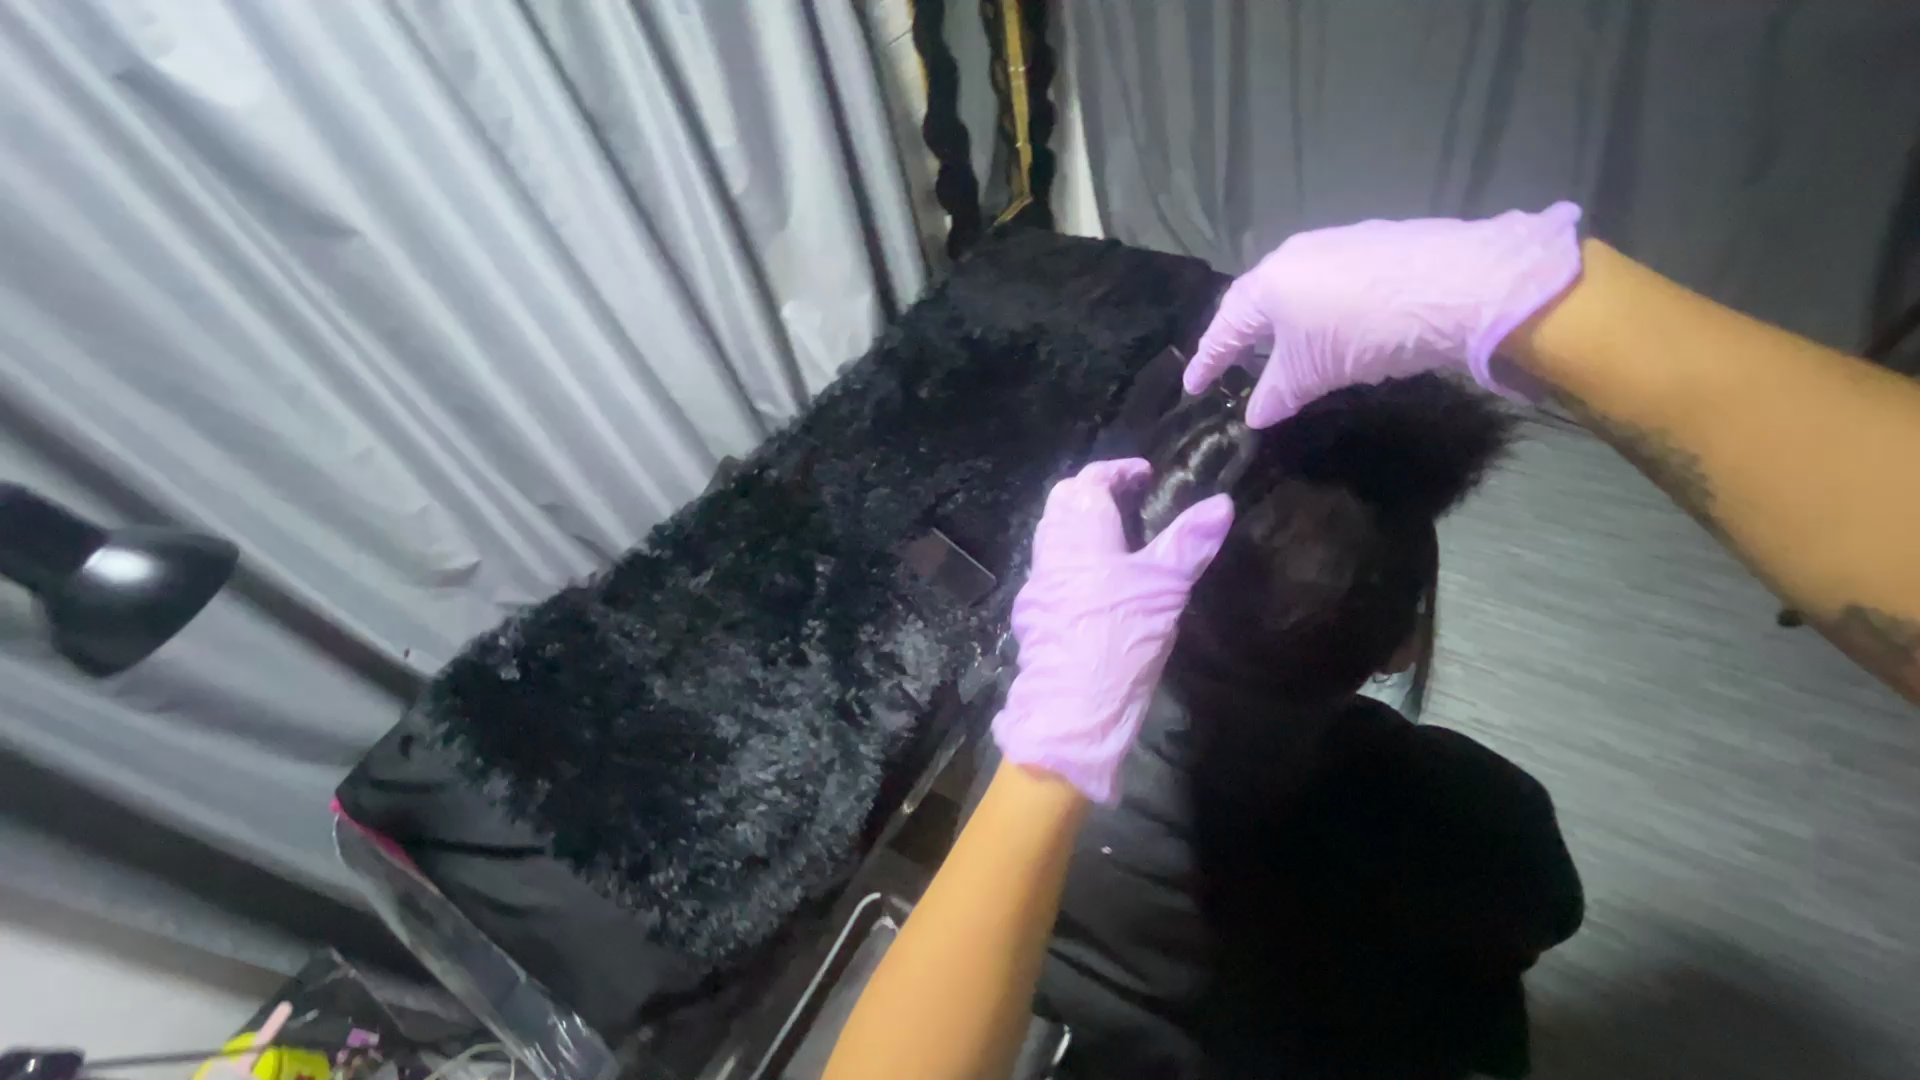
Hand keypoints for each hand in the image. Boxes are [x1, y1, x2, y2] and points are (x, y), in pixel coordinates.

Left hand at [991, 459, 1233, 802]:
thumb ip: (1189, 542)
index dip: (1115, 470)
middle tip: (1129, 498)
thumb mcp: (1165, 587)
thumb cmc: (1119, 637)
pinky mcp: (1035, 613)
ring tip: (1117, 534)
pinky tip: (1097, 578)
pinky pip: (1052, 567)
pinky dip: (1073, 556)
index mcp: (1078, 533)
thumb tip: (1221, 502)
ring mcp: (1038, 583)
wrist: (1071, 707)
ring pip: (1052, 535)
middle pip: (1062, 504)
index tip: (1144, 473)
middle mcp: (1051, 551)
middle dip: (1092, 492)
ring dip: (1079, 524)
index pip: (1088, 482)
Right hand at [1186, 202, 1584, 426]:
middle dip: (1240, 335)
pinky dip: (1317, 308)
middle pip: (1254, 301)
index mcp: (1266, 284)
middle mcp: (1294, 254)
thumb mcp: (1311, 374)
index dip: (1206, 362)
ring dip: (1281, 321)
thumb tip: (1253, 417)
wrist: (1461, 285)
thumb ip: (1275, 395)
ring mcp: (1338, 242)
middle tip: (1231, 362)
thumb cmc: (1363, 331)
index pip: (1224, 329)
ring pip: (1294, 287)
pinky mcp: (1378, 243)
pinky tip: (1333, 326)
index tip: (1192, 387)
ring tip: (1281, 347)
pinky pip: (1329, 280)